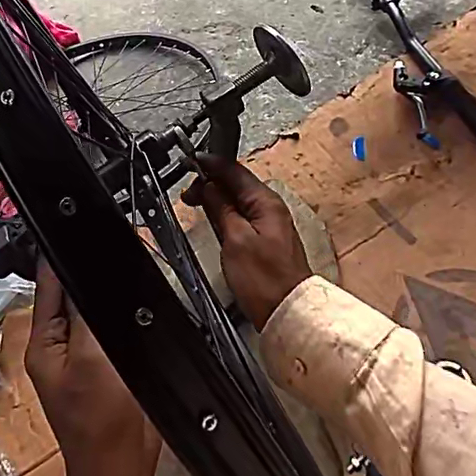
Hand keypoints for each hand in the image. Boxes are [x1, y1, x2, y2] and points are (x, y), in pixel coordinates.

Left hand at [25, 263, 159, 475]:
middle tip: (109, 242)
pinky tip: (133, 299)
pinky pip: (109, 330)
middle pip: (70, 296)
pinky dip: (118, 315)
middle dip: (88, 272)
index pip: (48, 286)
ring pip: (92, 311)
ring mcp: (81, 357)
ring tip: (121, 262)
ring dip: (105, 293)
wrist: (124, 471)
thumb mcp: (91, 357)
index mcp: (43, 341)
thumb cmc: (101, 419)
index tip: (77, 226)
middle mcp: (58, 345)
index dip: (62, 256)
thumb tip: (82, 271)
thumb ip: (86, 312)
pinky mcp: (105, 368)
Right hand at [182, 155, 312, 328]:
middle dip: (210, 183)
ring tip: (194, 202)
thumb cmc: (266, 280)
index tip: (190, 162)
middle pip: (236, 183)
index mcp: (266, 202)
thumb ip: (220, 208)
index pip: (234, 171)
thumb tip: (208, 187)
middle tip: (187, 193)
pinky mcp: (265, 239)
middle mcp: (270, 208)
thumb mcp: (235, 239)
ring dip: (215, 198)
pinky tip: (213, 217)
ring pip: (237, 199)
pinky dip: (224, 212)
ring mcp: (269, 223)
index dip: (210, 165)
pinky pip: (241, 215)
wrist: (288, 313)